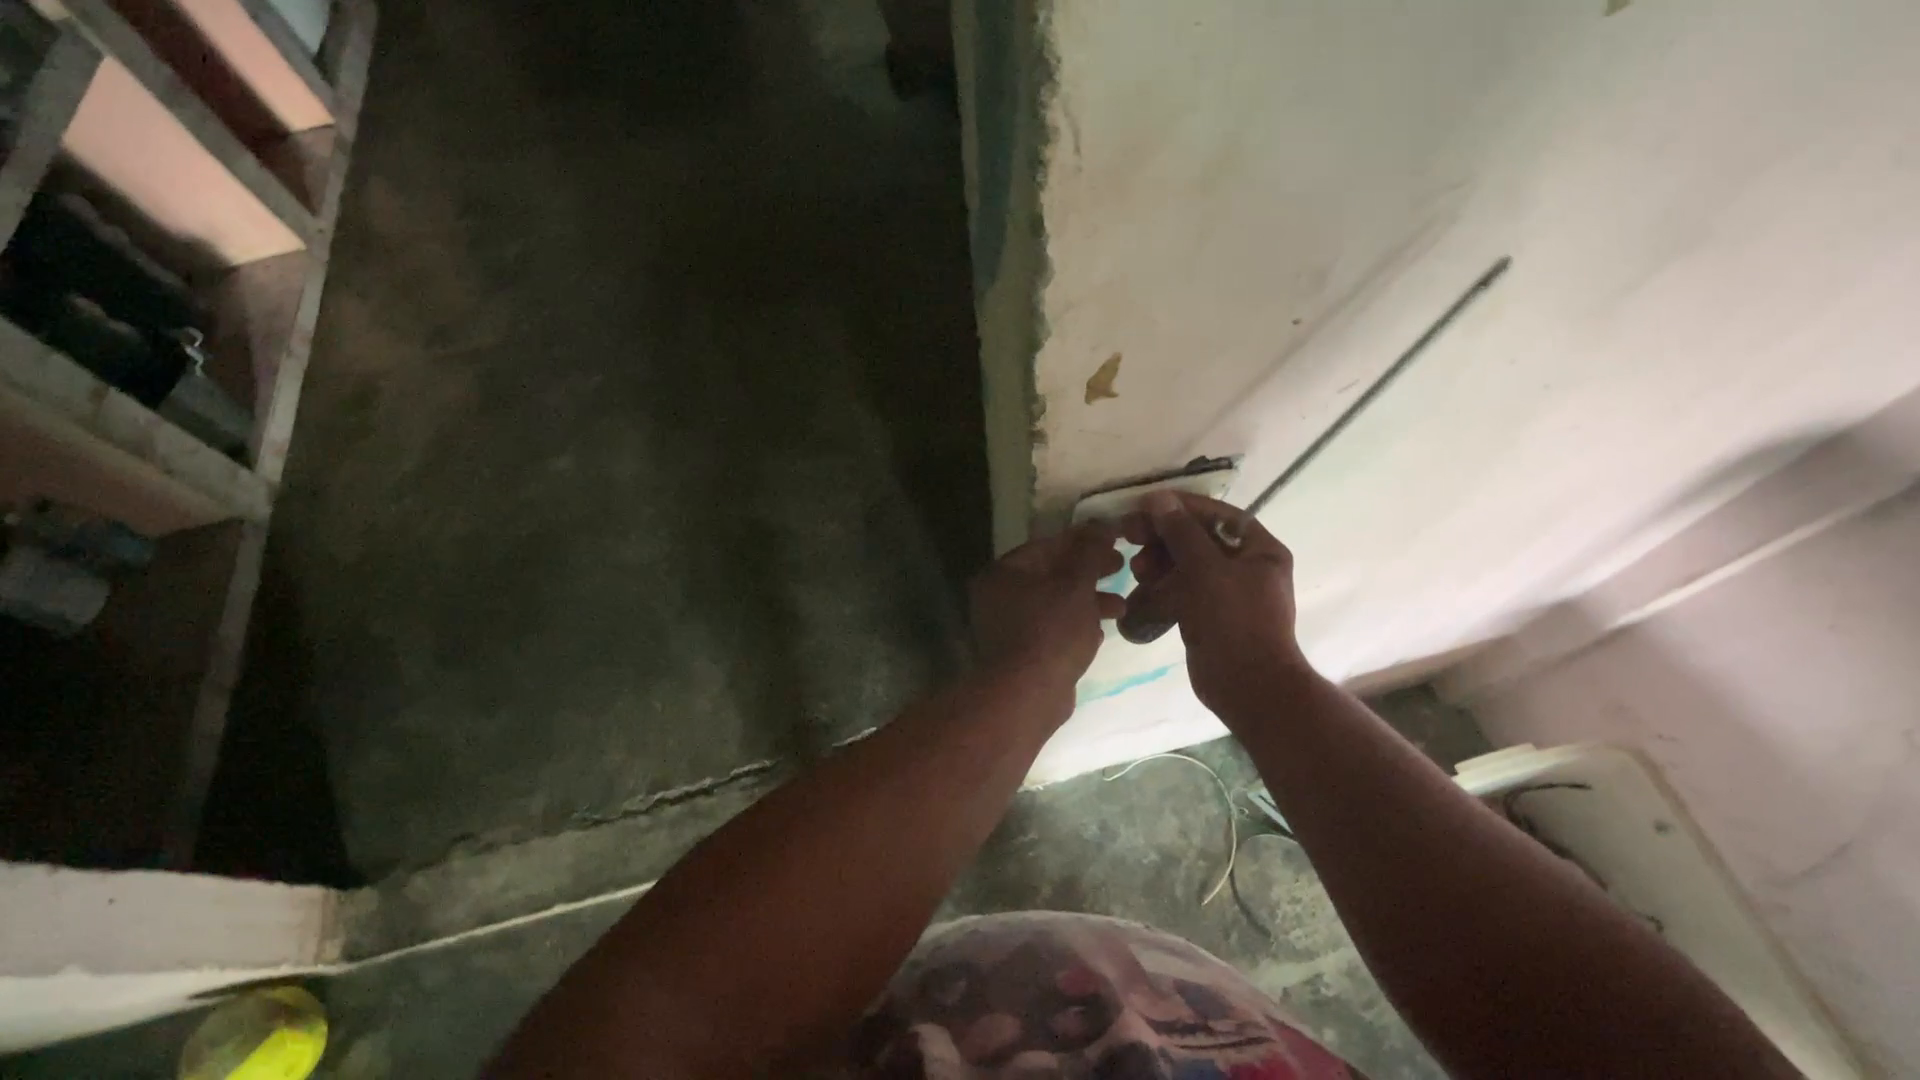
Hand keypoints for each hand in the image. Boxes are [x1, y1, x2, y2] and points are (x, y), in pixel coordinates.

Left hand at [969, 522, 1124, 697]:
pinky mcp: (1021, 654)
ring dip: (1088, 601)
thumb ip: (1090, 551)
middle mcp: (998, 596)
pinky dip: (1076, 626)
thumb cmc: (1051, 631)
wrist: (1028, 696)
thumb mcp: (1076, 584)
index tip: (1115, 540)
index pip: (1048, 545)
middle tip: (1122, 567)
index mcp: (1004, 572)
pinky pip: (1052, 630)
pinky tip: (1101, 632)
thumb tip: (1101, 523)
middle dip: (1089, 571)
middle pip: (1051, 574)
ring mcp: (1008, 627)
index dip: (1084, 540)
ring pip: (1054, 603)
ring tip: (1122, 607)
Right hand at [1122, 492, 1313, 719]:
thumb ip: (1181, 533)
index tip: (1145, 506)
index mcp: (1259, 550)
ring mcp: (1227, 595)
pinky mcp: (1209, 617)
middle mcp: (1246, 568)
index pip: (1216, 515)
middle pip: (1198, 540)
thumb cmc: (1234, 621)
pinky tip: (1140, 592)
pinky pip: (1182, 593)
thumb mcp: (1206, 570)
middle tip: (1130, 536)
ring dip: (1159, 564)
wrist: (1248, 687)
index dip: (1180, 507)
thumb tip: (1158, 499)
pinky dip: (1161, 589)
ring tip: (1136, 571)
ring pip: (1186, 567)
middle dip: (1163, 538)